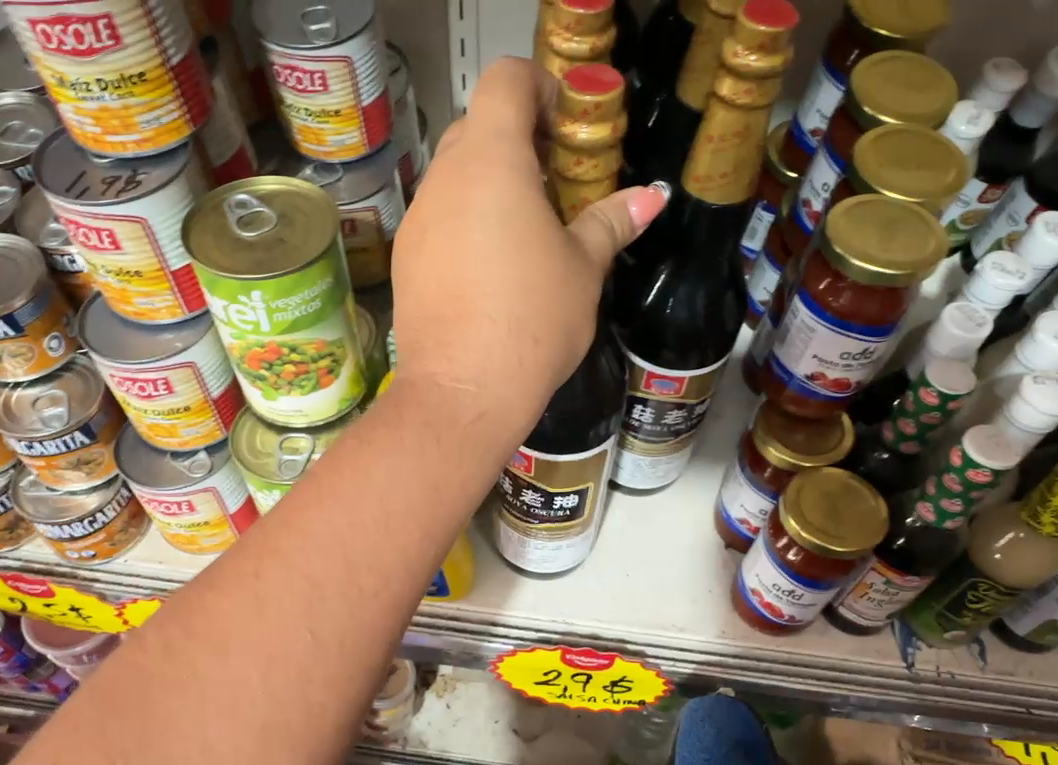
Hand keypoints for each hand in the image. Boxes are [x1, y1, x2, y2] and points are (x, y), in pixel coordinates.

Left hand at [391, 57, 667, 425]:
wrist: (463, 391)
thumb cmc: (532, 321)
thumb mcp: (583, 269)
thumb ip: (611, 222)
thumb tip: (650, 196)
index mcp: (492, 161)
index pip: (506, 81)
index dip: (539, 88)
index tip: (566, 128)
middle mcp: (445, 178)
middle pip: (477, 126)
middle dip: (518, 140)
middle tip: (555, 182)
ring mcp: (418, 219)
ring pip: (455, 176)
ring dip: (490, 185)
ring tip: (526, 231)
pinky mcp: (406, 258)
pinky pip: (439, 218)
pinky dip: (466, 222)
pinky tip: (492, 269)